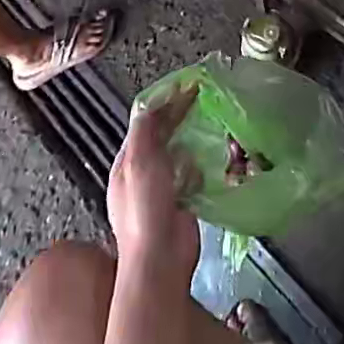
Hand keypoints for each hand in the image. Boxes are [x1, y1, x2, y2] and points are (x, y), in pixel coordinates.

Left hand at [109, 83, 201, 280]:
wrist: (161, 258)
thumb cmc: (145, 208)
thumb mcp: (138, 161)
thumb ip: (144, 131)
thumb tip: (150, 102)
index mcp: (126, 161)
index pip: (145, 122)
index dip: (165, 101)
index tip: (187, 84)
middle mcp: (143, 172)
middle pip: (163, 134)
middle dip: (181, 116)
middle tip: (205, 96)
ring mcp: (163, 187)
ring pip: (180, 152)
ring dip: (194, 136)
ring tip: (213, 117)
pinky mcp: (183, 200)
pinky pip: (194, 172)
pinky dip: (203, 160)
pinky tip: (216, 151)